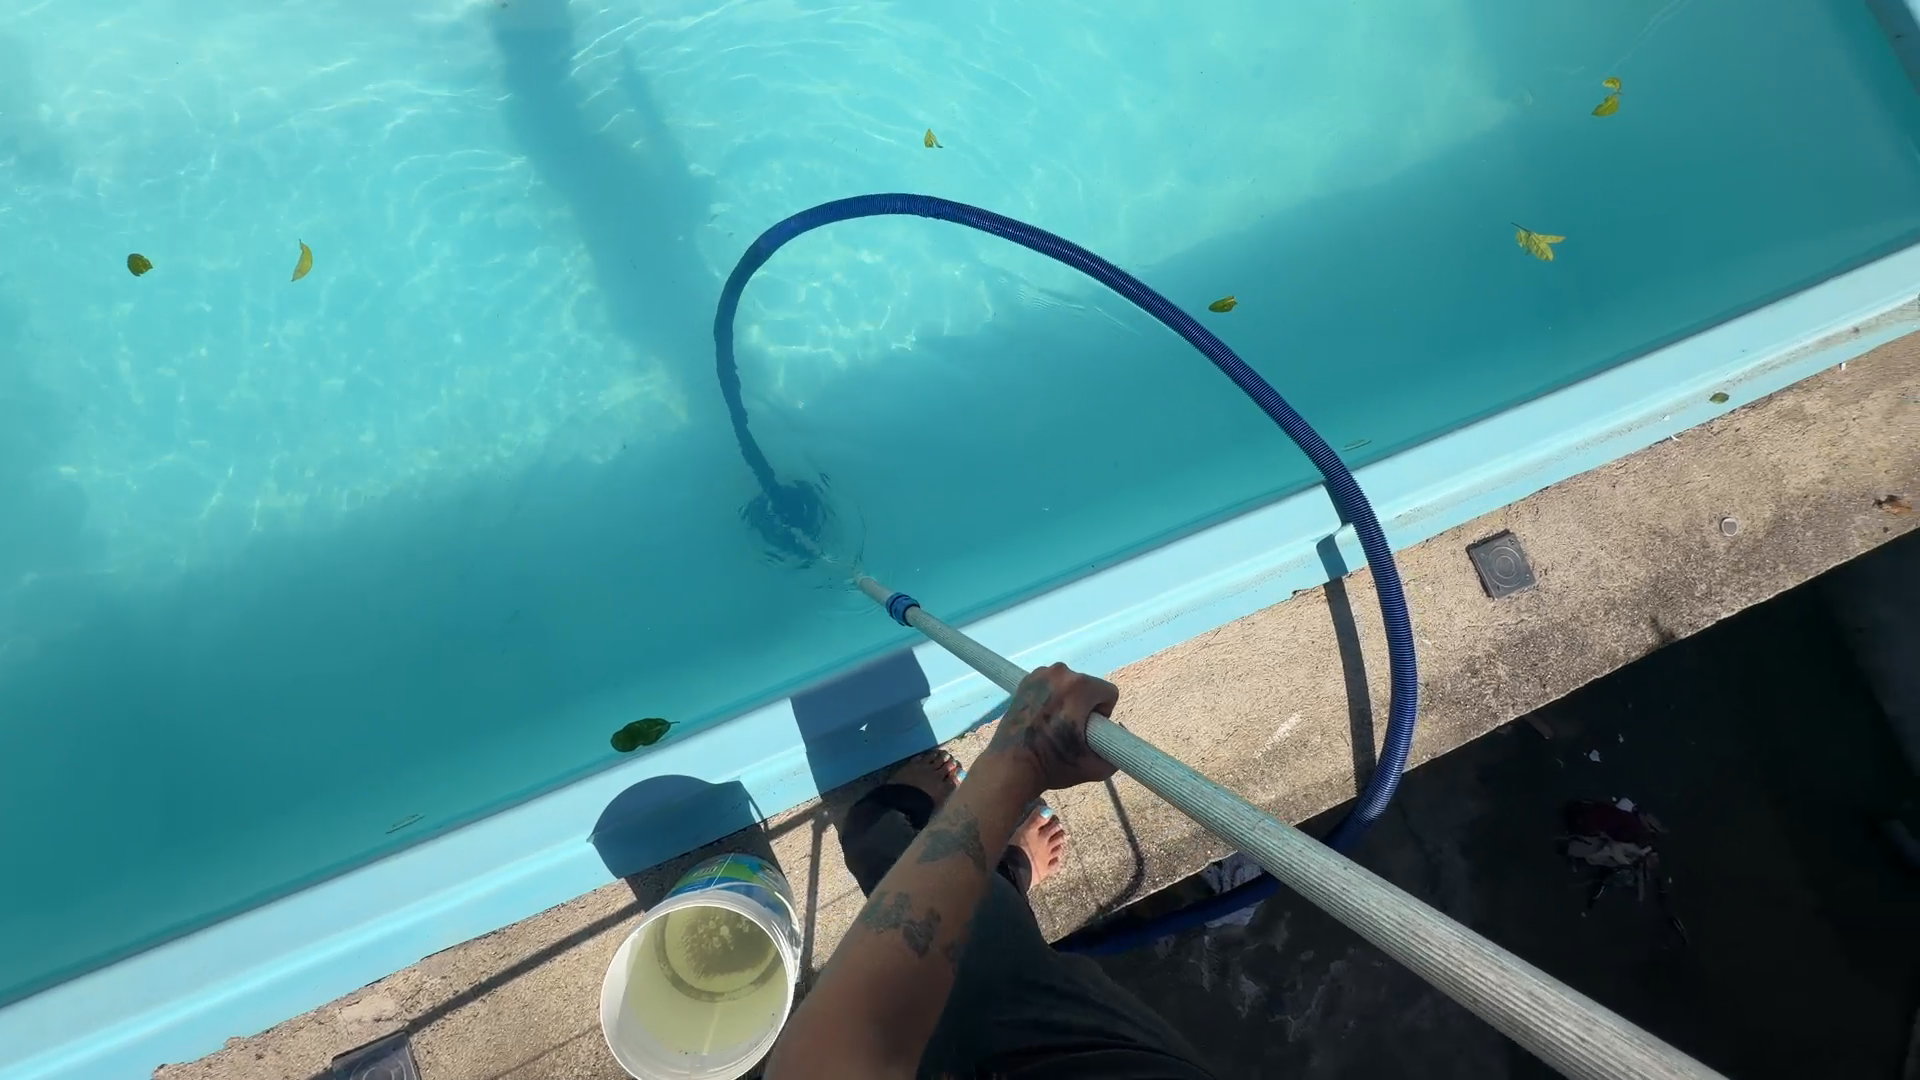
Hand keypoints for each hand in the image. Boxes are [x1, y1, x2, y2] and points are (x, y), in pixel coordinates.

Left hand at [983, 663, 1118, 795]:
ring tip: (1055, 724)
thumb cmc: (1054, 764)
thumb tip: (1120, 735)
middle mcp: (1060, 672)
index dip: (1104, 714)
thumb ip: (1118, 752)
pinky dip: (1051, 696)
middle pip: (1088, 687)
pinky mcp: (1025, 680)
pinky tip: (1042, 716)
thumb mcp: (1096, 767)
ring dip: (1068, 700)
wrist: (1012, 764)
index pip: (1108, 693)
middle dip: (1085, 706)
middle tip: (1071, 730)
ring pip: (1068, 684)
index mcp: (1079, 686)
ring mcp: (1039, 673)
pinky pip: (1050, 684)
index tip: (1090, 730)